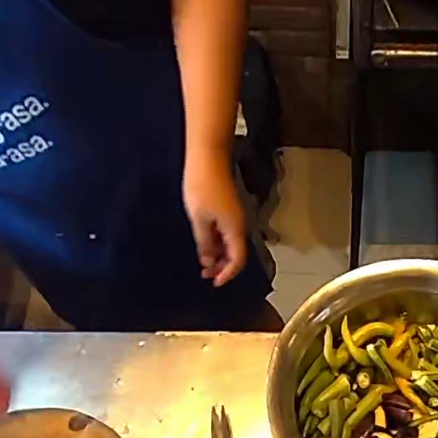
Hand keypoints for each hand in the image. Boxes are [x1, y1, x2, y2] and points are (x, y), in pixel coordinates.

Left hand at [181, 159, 246, 287]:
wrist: (208, 155)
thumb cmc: (202, 184)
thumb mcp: (198, 218)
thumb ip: (204, 242)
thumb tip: (208, 261)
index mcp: (234, 230)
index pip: (237, 261)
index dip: (227, 274)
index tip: (214, 283)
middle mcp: (239, 226)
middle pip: (236, 254)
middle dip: (222, 267)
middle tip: (205, 275)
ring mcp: (235, 217)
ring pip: (230, 244)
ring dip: (218, 255)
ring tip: (203, 262)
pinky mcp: (229, 210)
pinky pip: (226, 234)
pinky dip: (217, 243)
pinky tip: (205, 244)